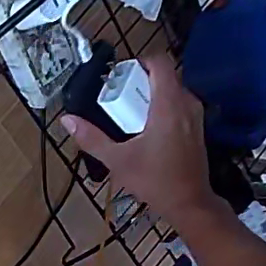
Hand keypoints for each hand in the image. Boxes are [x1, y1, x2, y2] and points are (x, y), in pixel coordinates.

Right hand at [60, 51, 221, 225]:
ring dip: (153, 96)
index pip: (160, 62)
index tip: (123, 77)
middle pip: (164, 76)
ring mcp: (196, 117)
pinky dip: (165, 109)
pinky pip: (180, 106)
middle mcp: (187, 104)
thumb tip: (67, 120)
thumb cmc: (156, 182)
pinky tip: (149, 130)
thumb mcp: (118, 161)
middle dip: (142, 82)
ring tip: (133, 116)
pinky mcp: (198, 129)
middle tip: (122, 99)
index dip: (140, 61)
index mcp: (169, 105)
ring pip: (173, 91)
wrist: (190, 204)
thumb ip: (92, 138)